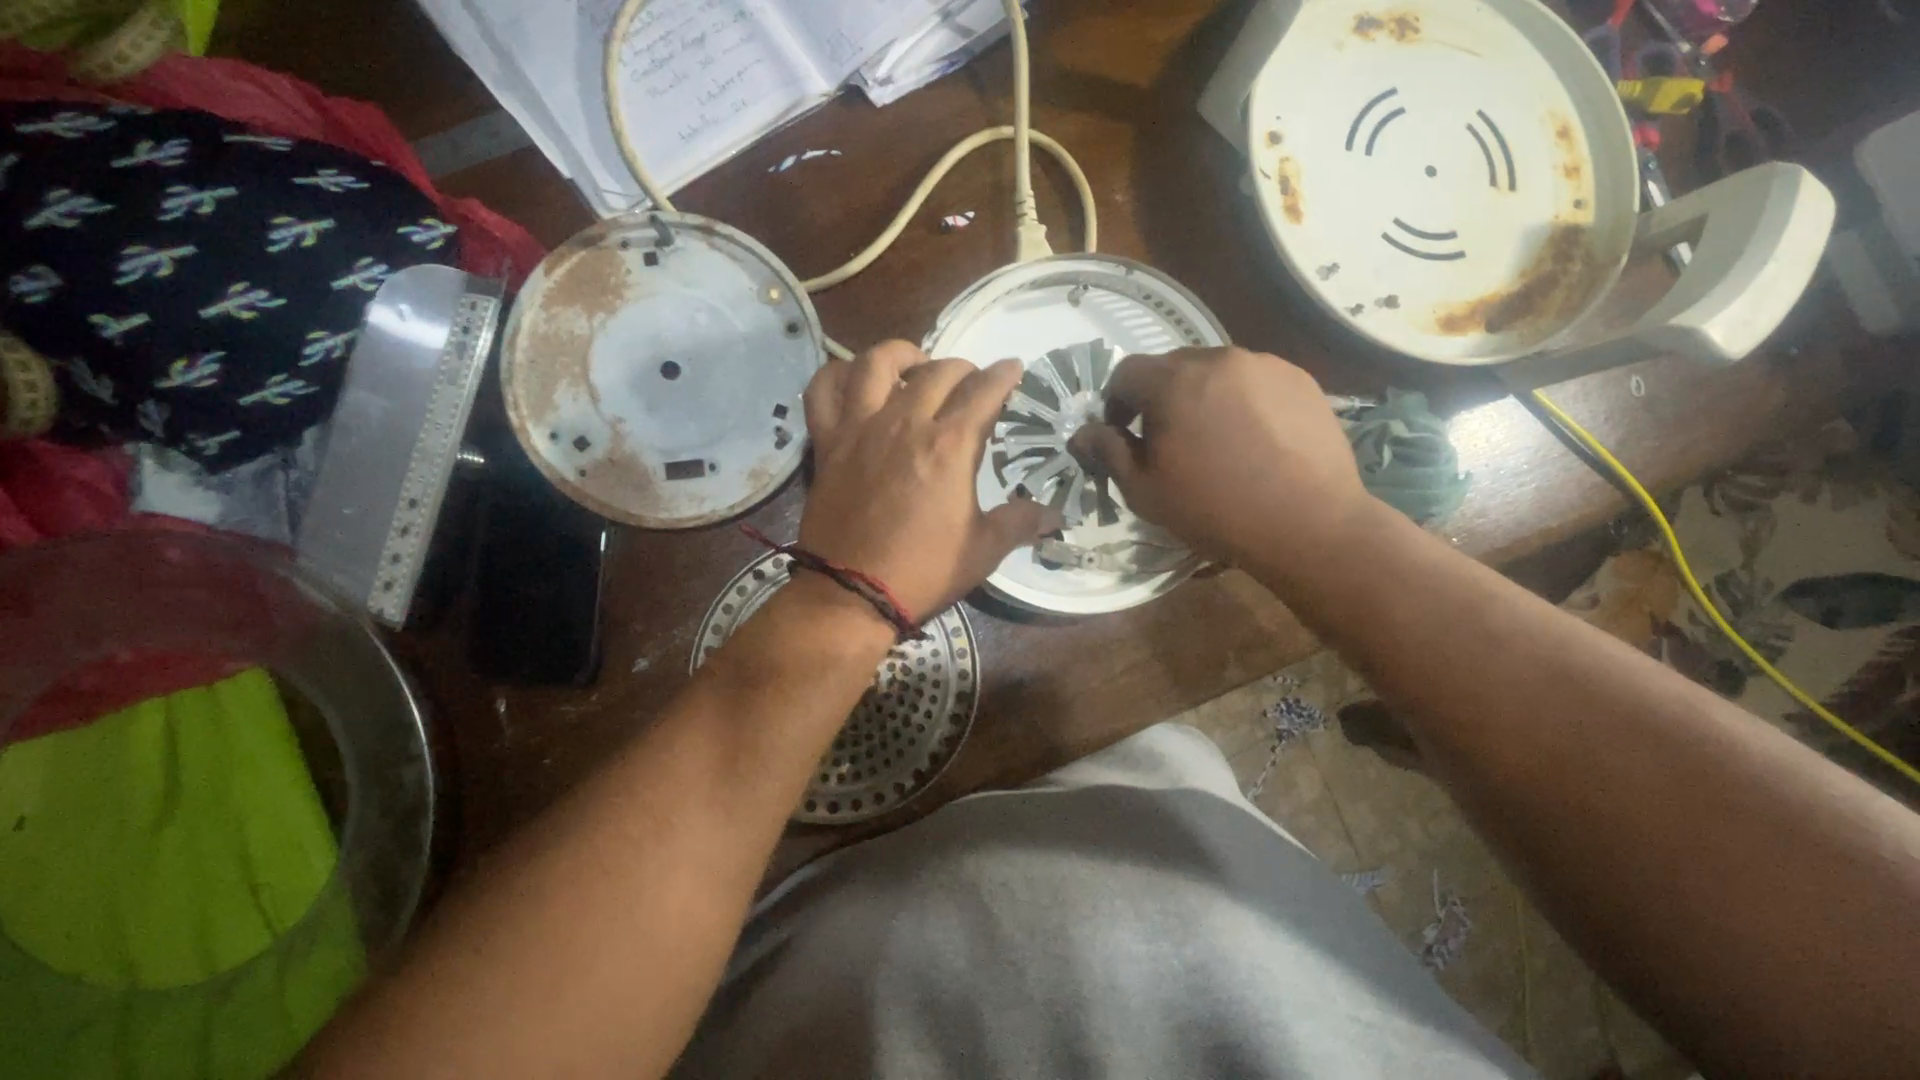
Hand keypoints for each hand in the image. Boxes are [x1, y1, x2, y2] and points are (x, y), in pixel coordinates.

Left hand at [799, 340, 1054, 622]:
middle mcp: (905, 422)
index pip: (983, 391)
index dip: (1003, 375)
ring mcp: (860, 428)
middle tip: (971, 383)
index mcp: (949, 445)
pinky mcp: (828, 442)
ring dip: (902, 354)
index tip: (1012, 369)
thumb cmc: (923, 571)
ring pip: (876, 363)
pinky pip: (823, 390)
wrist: (851, 593)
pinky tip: (853, 380)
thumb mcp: (983, 550)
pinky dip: (837, 375)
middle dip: (963, 369)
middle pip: (938, 371)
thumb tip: (1056, 515)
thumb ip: (1020, 522)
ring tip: (915, 364)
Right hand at [1068, 346, 1372, 565]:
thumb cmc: (1215, 511)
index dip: (1116, 404)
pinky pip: (1255, 381)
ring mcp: (1264, 366)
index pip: (1126, 374)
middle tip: (1169, 441)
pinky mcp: (1299, 380)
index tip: (1125, 436)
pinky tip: (1254, 440)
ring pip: (1216, 372)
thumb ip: (1109, 452)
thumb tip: (1082, 432)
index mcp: (1173, 382)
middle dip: (1160, 398)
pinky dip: (1243, 402)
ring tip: (1215, 441)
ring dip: (1203, 397)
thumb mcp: (1145, 491)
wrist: (1308, 524)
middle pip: (1172, 366)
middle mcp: (1218, 359)